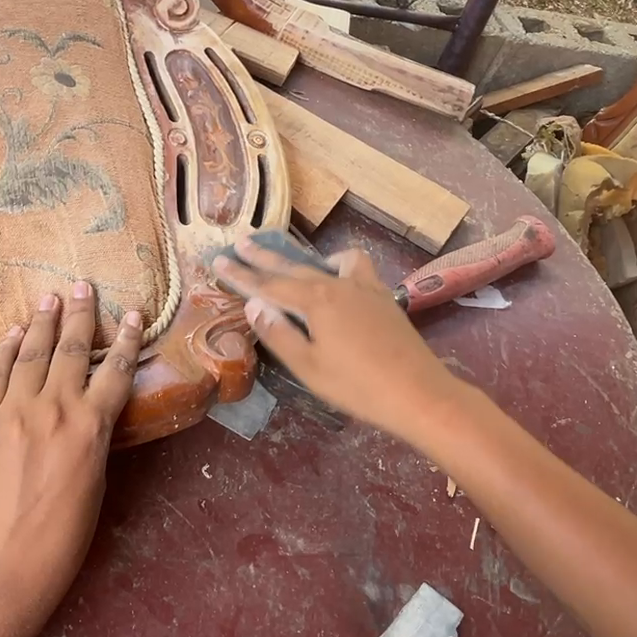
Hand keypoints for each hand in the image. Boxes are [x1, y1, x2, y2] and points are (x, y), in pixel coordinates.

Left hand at [0, 282, 140, 621]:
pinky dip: (4, 351)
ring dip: (43, 323)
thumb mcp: (95, 481)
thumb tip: (89, 409)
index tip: (135, 312)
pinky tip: (12, 334)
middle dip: (81, 313)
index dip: (128, 338)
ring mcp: (14, 410)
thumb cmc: (63, 536)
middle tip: (83, 285)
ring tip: (49, 298)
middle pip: (73, 349)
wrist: (4, 563)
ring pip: (32, 354)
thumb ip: (92, 437)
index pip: (116, 369)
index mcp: (91, 426)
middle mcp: (55, 407)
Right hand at [213, 238, 465, 442]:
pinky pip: (356, 268)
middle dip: (263, 257)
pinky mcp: (383, 298)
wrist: (419, 394)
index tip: (218, 261)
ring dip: (305, 259)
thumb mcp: (308, 367)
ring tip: (294, 265)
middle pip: (292, 267)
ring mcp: (364, 288)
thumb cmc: (357, 386)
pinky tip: (338, 280)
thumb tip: (254, 304)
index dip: (240, 274)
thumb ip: (278, 333)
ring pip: (327, 262)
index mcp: (315, 301)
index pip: (267, 285)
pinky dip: (340, 266)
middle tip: (240, 243)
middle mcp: (337, 285)